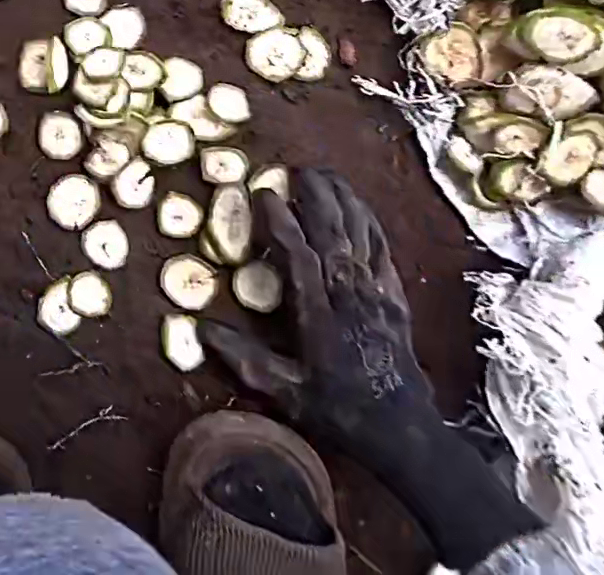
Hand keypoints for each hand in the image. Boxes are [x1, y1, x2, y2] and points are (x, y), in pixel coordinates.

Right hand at [203, 167, 434, 445]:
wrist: (405, 435)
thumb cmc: (337, 410)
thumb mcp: (285, 392)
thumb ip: (243, 359)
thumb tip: (198, 327)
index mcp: (321, 316)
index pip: (301, 257)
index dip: (281, 222)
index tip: (263, 193)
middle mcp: (351, 298)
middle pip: (334, 236)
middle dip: (317, 198)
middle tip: (298, 168)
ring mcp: (378, 297)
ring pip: (362, 237)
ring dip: (345, 202)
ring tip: (327, 175)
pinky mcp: (396, 301)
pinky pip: (384, 252)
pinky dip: (371, 224)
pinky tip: (360, 207)